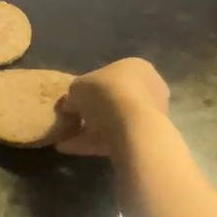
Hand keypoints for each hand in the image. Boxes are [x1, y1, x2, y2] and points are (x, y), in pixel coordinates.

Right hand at [52, 58, 170, 155]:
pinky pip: (115, 138)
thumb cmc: (104, 92)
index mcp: (135, 67)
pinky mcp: (146, 136)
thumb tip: (70, 105)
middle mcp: (148, 87)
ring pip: (114, 122)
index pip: (109, 78)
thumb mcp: (77, 87)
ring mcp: (151, 113)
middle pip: (114, 101)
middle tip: (72, 122)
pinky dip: (93, 144)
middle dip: (92, 113)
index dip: (88, 90)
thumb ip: (73, 95)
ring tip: (65, 142)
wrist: (130, 121)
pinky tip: (71, 149)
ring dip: (88, 132)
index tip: (73, 103)